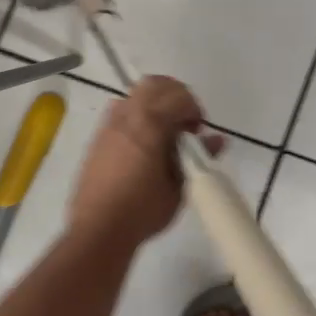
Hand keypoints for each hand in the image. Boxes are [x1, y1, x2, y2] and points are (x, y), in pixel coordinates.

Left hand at [70, 76, 222, 247]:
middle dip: (176, 96)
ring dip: (155, 103)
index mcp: (150, 125)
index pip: (179, 97)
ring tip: (164, 131)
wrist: (98, 231)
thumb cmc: (143, 211)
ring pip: (135, 94)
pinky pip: (120, 111)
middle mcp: (127, 117)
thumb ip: (198, 157)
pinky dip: (137, 115)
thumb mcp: (179, 186)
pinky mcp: (97, 139)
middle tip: (185, 123)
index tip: (197, 133)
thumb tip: (218, 139)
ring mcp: (109, 126)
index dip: (194, 109)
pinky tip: (144, 144)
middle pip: (155, 84)